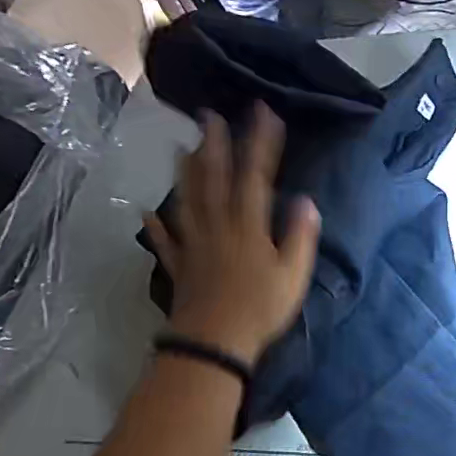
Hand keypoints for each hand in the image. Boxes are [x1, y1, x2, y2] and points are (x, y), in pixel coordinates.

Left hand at [143, 102, 319, 364]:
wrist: (214, 342)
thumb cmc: (261, 308)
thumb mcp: (293, 275)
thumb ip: (300, 237)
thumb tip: (307, 202)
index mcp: (248, 227)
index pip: (255, 177)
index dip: (259, 144)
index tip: (263, 114)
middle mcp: (218, 227)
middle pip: (214, 180)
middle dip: (215, 145)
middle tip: (209, 115)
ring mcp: (194, 245)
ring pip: (188, 201)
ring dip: (185, 172)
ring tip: (182, 147)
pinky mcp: (179, 266)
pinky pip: (166, 241)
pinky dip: (157, 225)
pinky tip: (148, 212)